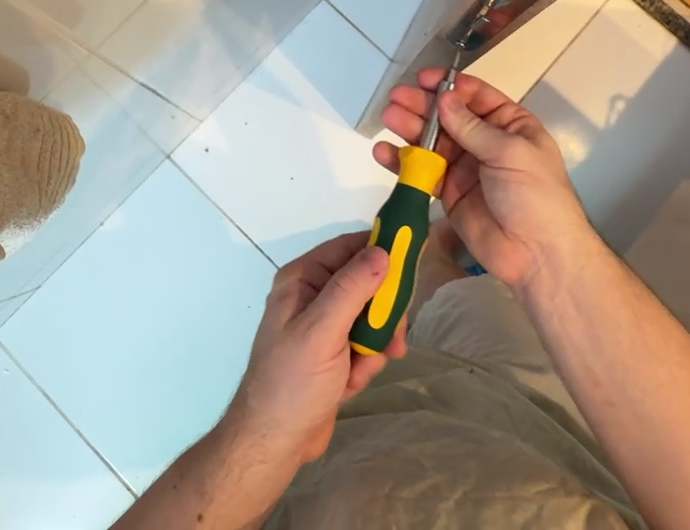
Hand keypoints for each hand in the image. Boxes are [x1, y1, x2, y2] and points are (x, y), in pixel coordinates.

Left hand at [222, 232, 407, 466]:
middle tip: (392, 338)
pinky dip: (366, 363)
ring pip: (372, 316)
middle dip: (381, 315)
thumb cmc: (292, 381)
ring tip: (361, 369)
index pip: (349, 248)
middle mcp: (314, 294)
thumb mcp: (322, 331)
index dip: (381, 250)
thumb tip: (382, 251)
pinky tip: (352, 383)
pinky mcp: (335, 351)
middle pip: (368, 283)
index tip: (413, 262)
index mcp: (303, 278)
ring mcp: (325, 324)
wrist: (275, 441)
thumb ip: (352, 288)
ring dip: (374, 345)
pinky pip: (367, 343)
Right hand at [374, 70, 592, 289]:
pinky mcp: (448, 192)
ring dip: (409, 128)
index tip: (424, 80)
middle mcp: (485, 141)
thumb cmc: (535, 195)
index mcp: (509, 125)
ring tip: (388, 117)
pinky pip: (422, 171)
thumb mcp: (510, 153)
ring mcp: (465, 166)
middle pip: (448, 116)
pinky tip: (383, 151)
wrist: (537, 254)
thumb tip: (444, 99)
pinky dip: (402, 161)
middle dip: (422, 105)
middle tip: (396, 99)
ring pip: (431, 140)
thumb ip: (472, 127)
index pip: (475, 96)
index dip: (450, 86)